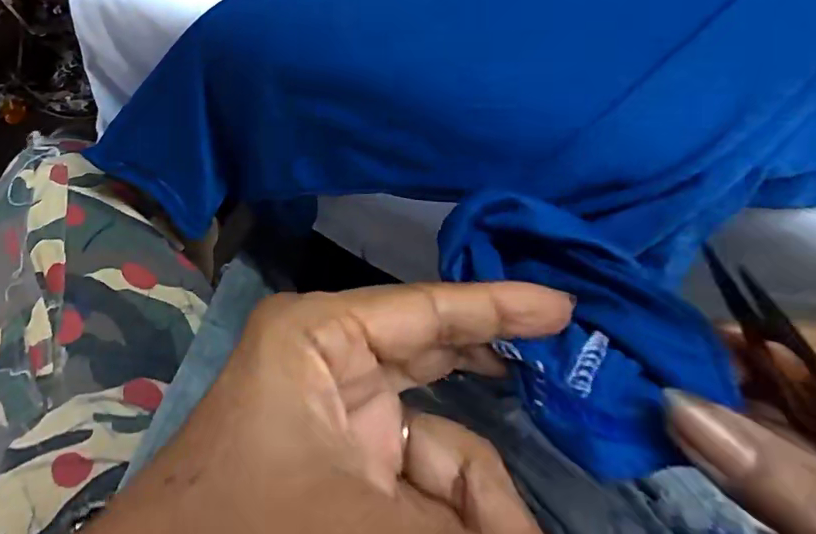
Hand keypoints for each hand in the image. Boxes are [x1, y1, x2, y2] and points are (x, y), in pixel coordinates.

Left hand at [95, 282, 574, 533]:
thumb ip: (459, 520)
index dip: (496, 305)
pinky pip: (417, 484)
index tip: (561, 303)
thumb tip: (521, 526)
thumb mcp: (362, 517)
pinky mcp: (342, 476)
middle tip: (563, 369)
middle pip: (435, 356)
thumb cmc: (253, 525)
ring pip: (437, 442)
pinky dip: (455, 513)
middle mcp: (331, 365)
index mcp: (320, 337)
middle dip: (495, 374)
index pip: (424, 308)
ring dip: (481, 497)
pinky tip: (490, 528)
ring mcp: (338, 425)